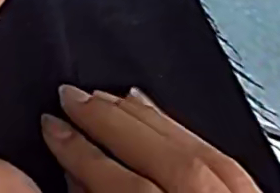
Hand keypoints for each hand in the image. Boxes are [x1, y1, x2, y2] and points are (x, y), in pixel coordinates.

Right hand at [42, 86, 261, 192]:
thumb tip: (71, 176)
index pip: (132, 189)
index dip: (83, 153)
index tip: (50, 127)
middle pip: (171, 163)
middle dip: (110, 123)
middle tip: (68, 96)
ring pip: (203, 154)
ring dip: (145, 118)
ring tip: (104, 96)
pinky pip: (228, 162)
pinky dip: (185, 130)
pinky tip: (156, 114)